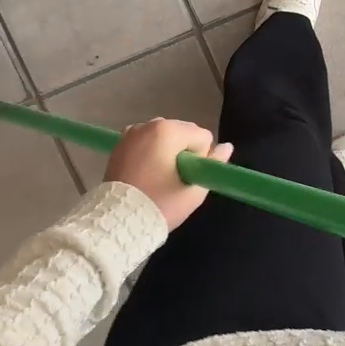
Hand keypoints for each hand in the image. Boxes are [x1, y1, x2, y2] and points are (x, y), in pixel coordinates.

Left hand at [104, 118, 228, 229]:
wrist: (118, 221)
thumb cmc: (160, 204)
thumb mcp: (194, 189)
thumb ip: (213, 164)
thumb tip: (227, 147)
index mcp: (168, 131)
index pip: (202, 137)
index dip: (200, 159)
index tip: (187, 178)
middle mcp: (149, 124)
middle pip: (184, 132)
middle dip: (184, 152)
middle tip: (173, 180)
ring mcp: (132, 132)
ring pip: (166, 136)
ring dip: (168, 151)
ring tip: (158, 177)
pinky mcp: (120, 142)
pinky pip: (147, 140)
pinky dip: (151, 151)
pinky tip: (146, 171)